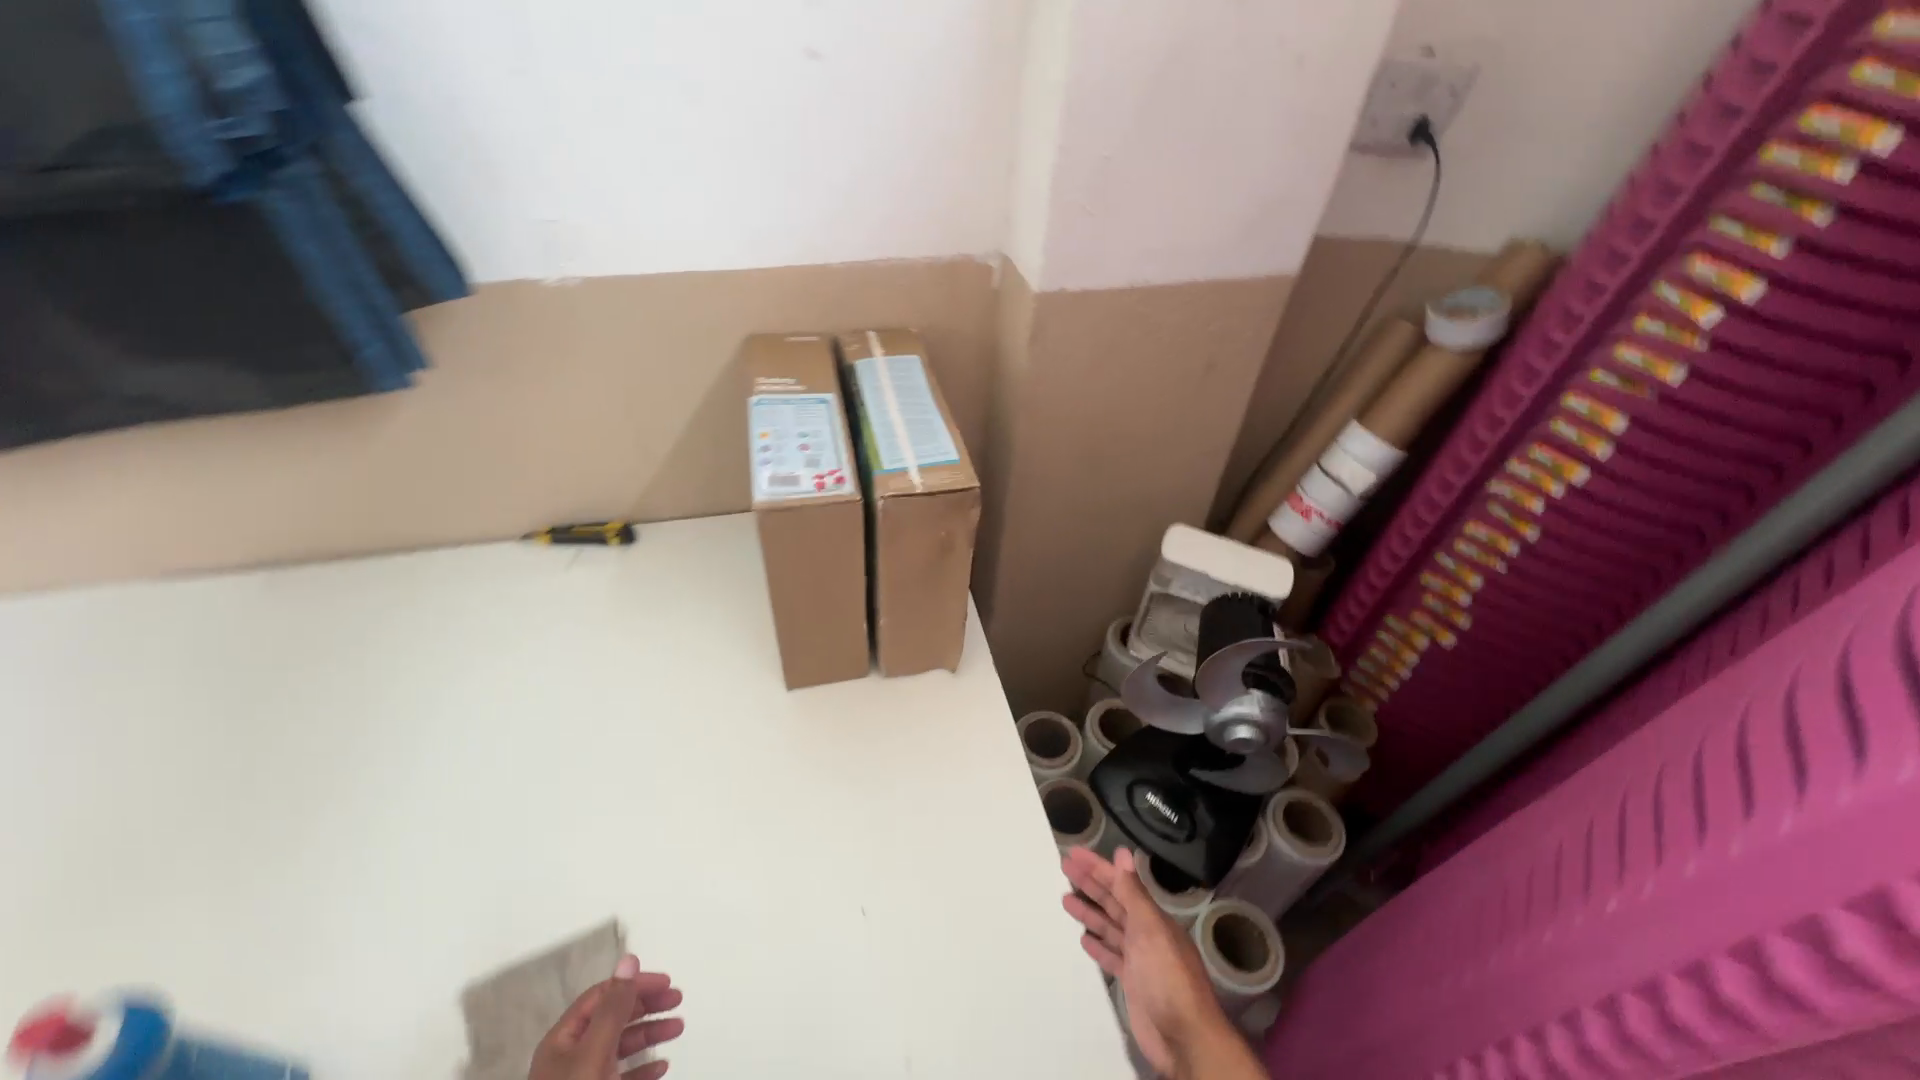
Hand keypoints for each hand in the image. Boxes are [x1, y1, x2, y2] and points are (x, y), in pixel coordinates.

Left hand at [529, 954, 684, 1079]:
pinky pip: (624, 1078)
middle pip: (613, 1018)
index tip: (667, 983)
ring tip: (678, 1028)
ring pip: (621, 1048)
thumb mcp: (594, 1053)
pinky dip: (644, 1069)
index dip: (633, 984)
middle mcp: (572, 1057)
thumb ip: (613, 1008)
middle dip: (646, 1006)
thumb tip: (629, 958)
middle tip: (678, 1001)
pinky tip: (661, 1067)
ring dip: (650, 1034)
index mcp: (564, 1040)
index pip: (602, 996)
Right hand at [1062, 848, 1239, 1078]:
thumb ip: (1135, 894)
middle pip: (1114, 902)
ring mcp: (1140, 959)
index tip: (1074, 853)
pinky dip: (1098, 945)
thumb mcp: (1151, 931)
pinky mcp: (1133, 983)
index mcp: (1153, 919)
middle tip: (1064, 867)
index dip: (1097, 868)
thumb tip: (1124, 853)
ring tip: (1065, 899)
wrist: (1185, 1037)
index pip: (1121, 885)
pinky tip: (1084, 940)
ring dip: (1090, 912)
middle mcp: (1147, 934)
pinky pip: (1112, 956)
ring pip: (1110, 927)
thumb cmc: (1168, 980)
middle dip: (1091, 884)